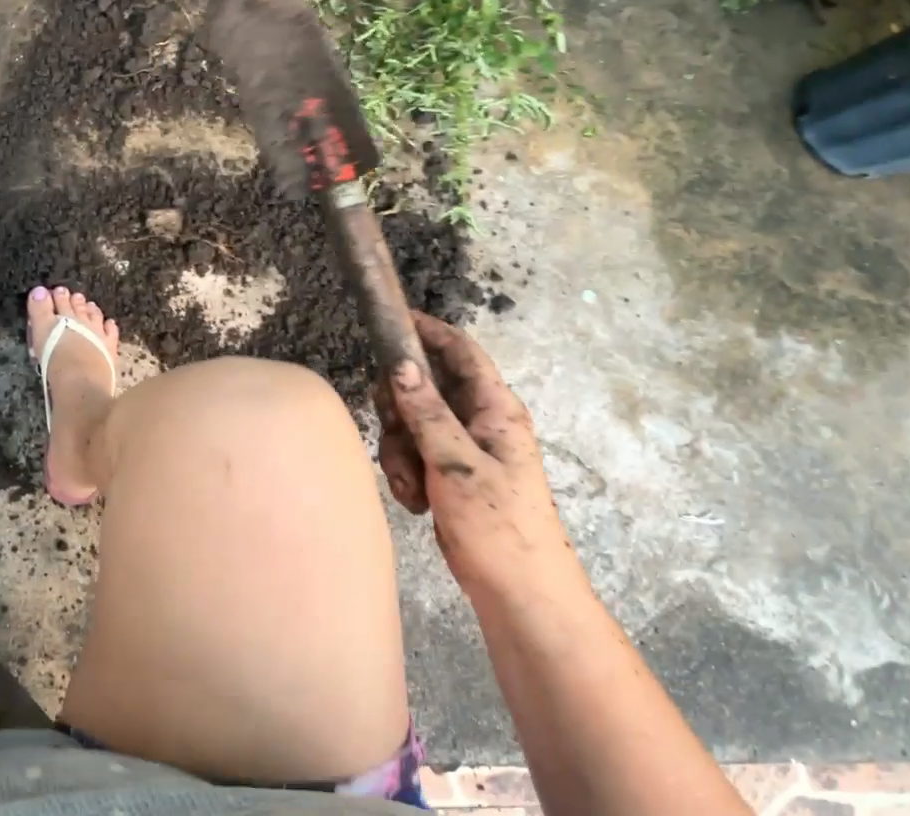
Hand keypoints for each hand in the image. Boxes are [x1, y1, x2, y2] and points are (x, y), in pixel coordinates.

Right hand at [373, 313, 586, 604]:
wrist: (516, 589)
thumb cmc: (498, 524)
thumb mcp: (456, 464)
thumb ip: (427, 412)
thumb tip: (401, 365)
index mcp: (494, 410)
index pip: (462, 352)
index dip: (429, 331)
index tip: (393, 319)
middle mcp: (478, 421)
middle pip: (422, 387)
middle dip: (399, 411)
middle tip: (394, 432)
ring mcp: (461, 448)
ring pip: (409, 423)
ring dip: (398, 451)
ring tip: (411, 486)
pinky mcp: (447, 473)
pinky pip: (411, 454)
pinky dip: (404, 473)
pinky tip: (414, 501)